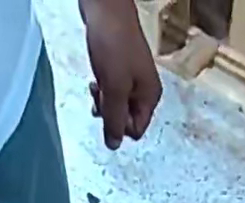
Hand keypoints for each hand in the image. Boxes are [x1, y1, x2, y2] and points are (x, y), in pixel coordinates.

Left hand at [80, 0, 161, 149]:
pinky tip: (96, 78)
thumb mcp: (114, 88)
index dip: (119, 126)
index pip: (136, 129)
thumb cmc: (113, 46)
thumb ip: (114, 119)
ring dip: (105, 102)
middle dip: (110, 114)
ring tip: (95, 86)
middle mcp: (145, 92)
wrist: (106, 5)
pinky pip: (114, 89)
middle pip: (127, 119)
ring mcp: (134, 78)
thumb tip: (113, 147)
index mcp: (149, 98)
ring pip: (119, 104)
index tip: (105, 109)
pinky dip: (104, 88)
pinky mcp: (122, 66)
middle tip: (97, 97)